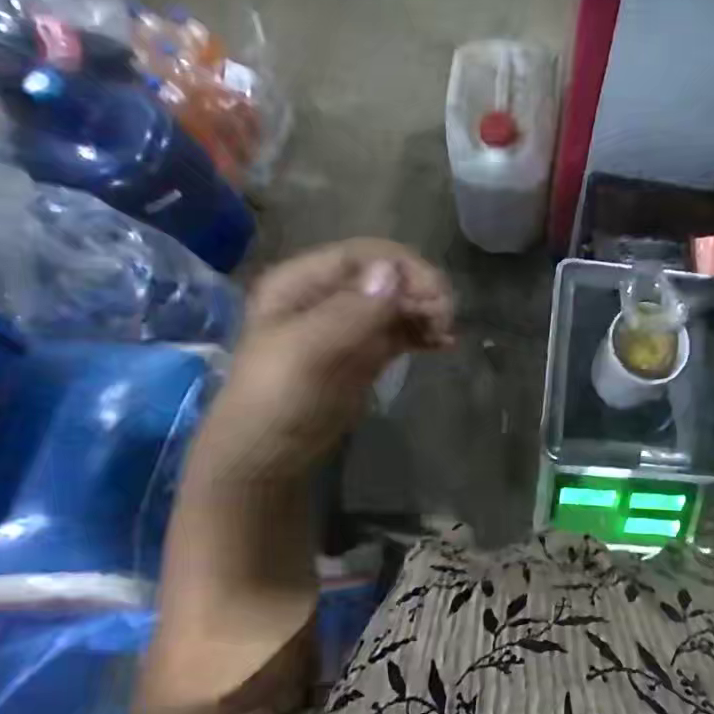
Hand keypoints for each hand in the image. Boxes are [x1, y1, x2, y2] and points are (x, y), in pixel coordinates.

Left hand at [190, 240, 454, 483]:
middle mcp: (325, 294)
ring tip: (447, 334)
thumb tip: (393, 270)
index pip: (364, 255)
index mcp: (301, 281)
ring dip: (426, 310)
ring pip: (397, 302)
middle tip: (446, 319)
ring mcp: (346, 324)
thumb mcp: (306, 352)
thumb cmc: (275, 400)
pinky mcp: (363, 352)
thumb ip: (349, 312)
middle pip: (385, 275)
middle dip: (420, 290)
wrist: (266, 458)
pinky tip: (444, 343)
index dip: (404, 268)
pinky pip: (399, 330)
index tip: (436, 297)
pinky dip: (422, 332)